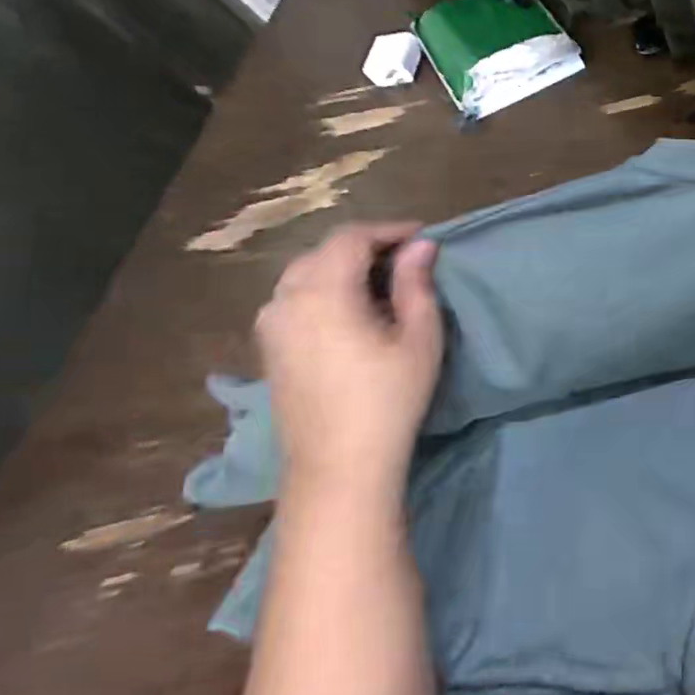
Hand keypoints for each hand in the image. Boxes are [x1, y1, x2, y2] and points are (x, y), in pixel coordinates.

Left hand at [255, 223, 443, 493]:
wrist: (339, 463)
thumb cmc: (390, 396)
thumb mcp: (419, 337)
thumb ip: (416, 285)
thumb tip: (421, 246)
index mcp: (322, 292)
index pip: (351, 238)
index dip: (390, 230)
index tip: (425, 237)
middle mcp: (285, 300)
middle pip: (323, 252)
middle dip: (366, 246)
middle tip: (409, 258)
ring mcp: (270, 325)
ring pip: (304, 274)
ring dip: (343, 266)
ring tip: (384, 281)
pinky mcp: (269, 348)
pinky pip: (294, 298)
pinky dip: (325, 287)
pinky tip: (353, 309)